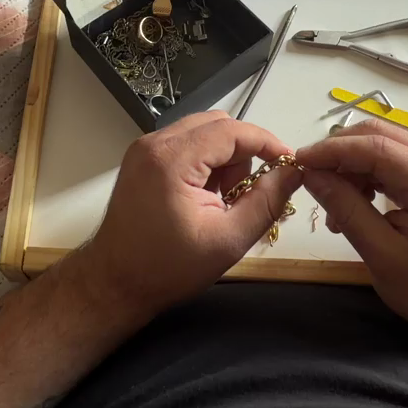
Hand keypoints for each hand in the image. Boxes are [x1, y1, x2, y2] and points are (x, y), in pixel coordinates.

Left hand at [75, 111, 300, 317]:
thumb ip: (266, 201)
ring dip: (224, 158)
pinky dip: (205, 162)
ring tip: (223, 200)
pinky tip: (205, 197)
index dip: (266, 143)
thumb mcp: (228, 240)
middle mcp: (155, 142)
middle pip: (217, 124)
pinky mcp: (142, 157)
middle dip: (243, 153)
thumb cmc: (169, 267)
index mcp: (172, 158)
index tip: (289, 164)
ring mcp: (145, 147)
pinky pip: (186, 143)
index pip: (232, 130)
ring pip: (203, 132)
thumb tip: (293, 171)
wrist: (114, 283)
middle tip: (249, 192)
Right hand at [297, 123, 407, 345]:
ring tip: (332, 201)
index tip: (299, 161)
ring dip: (351, 163)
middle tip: (310, 177)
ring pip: (383, 144)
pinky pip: (392, 159)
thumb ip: (347, 210)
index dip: (333, 150)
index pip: (376, 147)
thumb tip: (311, 175)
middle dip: (339, 151)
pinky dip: (366, 172)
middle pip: (379, 135)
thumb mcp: (383, 255)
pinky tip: (353, 201)